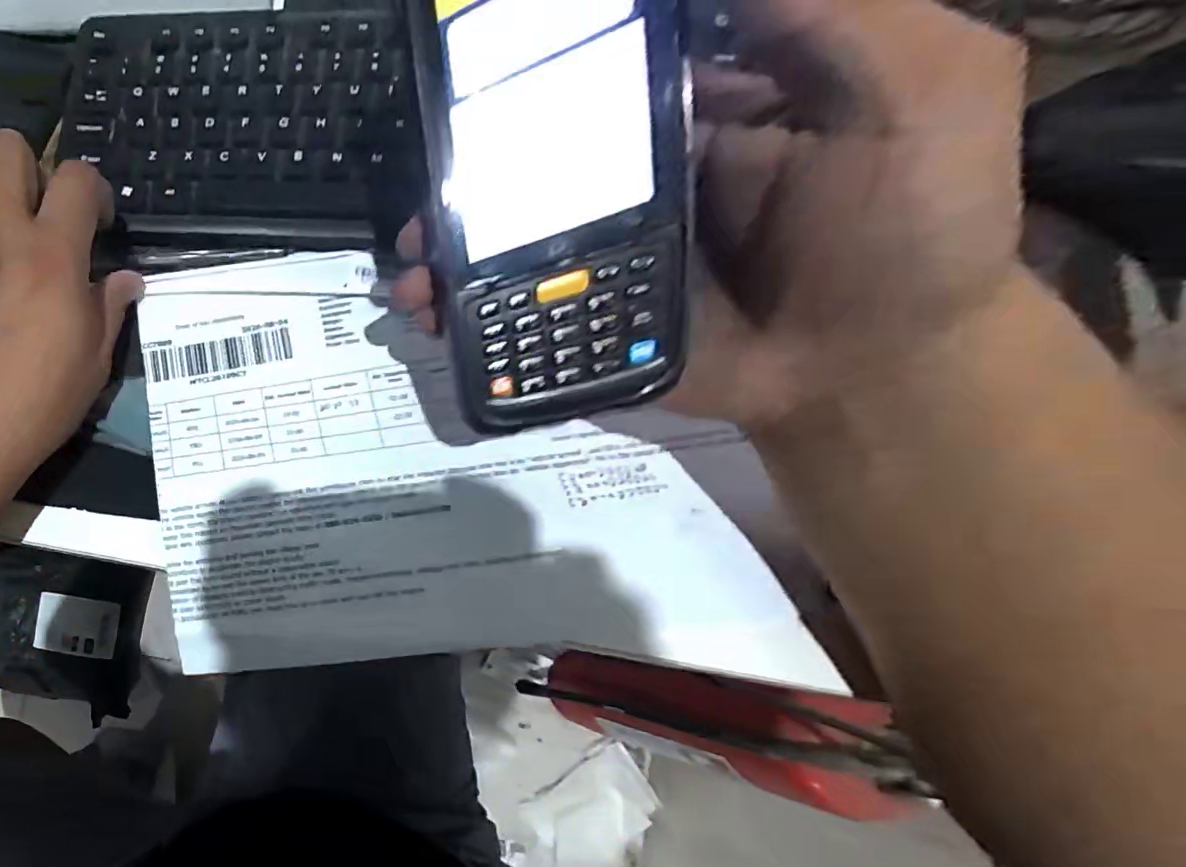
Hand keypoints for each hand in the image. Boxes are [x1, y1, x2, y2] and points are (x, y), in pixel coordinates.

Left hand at [0, 131, 142, 499]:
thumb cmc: (40, 403)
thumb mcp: (95, 362)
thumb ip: (110, 310)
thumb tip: (126, 280)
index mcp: (52, 255)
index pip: (78, 178)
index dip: (95, 191)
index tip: (99, 224)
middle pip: (6, 146)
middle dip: (31, 167)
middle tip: (40, 213)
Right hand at [391, 0, 1024, 432]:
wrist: (870, 370)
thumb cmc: (910, 226)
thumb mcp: (914, 85)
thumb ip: (827, 16)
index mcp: (696, 124)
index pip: (599, 92)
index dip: (535, 88)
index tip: (475, 91)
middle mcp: (638, 192)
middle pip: (533, 178)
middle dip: (467, 186)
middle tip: (422, 201)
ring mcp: (610, 266)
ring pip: (514, 252)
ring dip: (451, 258)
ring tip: (413, 273)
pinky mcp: (595, 327)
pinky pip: (521, 317)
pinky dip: (470, 318)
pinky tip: (435, 316)